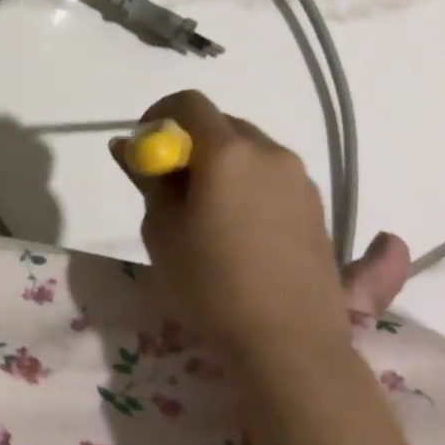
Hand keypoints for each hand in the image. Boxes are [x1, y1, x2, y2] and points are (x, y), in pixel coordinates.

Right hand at [111, 90, 365, 356]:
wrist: (287, 341)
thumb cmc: (208, 280)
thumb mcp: (159, 226)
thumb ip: (146, 177)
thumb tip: (129, 146)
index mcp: (228, 153)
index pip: (189, 103)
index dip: (158, 115)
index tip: (143, 149)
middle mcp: (270, 154)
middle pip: (221, 124)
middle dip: (188, 141)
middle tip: (164, 182)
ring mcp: (300, 181)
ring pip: (248, 151)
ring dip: (217, 164)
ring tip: (197, 210)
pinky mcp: (316, 208)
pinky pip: (270, 177)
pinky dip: (243, 184)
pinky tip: (230, 226)